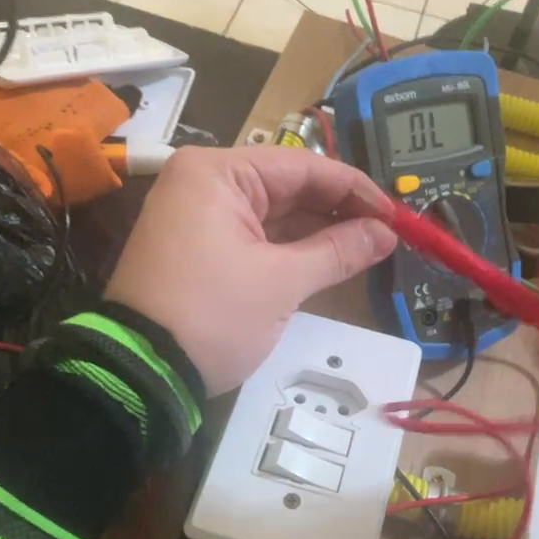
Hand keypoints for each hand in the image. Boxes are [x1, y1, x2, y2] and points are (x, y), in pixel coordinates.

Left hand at [107, 146, 395, 394]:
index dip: (355, 189)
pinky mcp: (198, 249)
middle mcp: (204, 183)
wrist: (142, 373)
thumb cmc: (211, 317)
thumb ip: (339, 251)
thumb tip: (386, 234)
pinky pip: (255, 237)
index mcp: (218, 173)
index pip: (303, 165)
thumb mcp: (281, 283)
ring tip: (369, 247)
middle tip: (388, 233)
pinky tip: (329, 259)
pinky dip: (290, 249)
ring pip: (273, 214)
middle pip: (288, 186)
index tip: (396, 213)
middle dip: (339, 210)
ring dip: (318, 231)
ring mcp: (197, 217)